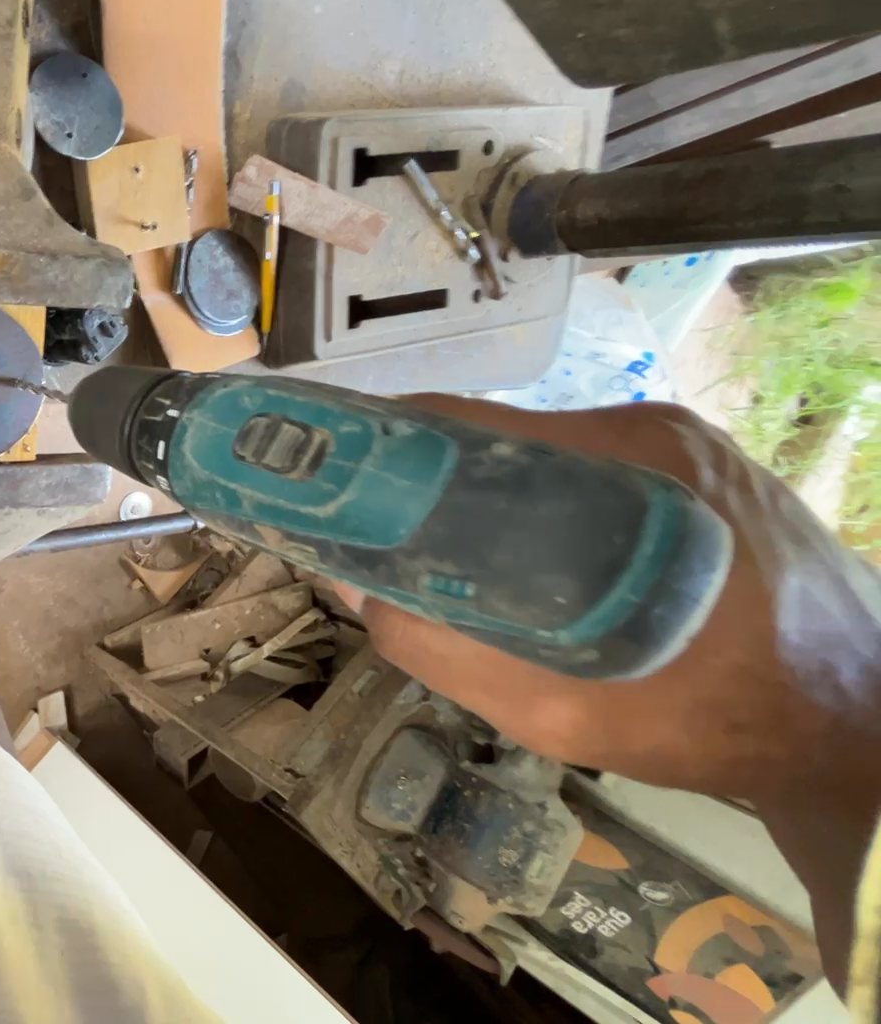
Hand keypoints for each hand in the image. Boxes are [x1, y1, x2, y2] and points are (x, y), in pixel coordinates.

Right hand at [334, 397, 880, 803]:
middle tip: (371, 530)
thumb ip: (435, 645)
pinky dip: (522, 496)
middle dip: (413, 474)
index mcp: (612, 466)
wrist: (869, 729)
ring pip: (524, 448)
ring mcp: (674, 444)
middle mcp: (641, 432)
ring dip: (469, 488)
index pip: (453, 424)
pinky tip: (515, 550)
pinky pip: (570, 465)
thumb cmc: (707, 719)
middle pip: (482, 432)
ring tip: (436, 547)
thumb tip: (350, 585)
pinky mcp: (693, 464)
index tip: (326, 484)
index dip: (374, 449)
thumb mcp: (547, 705)